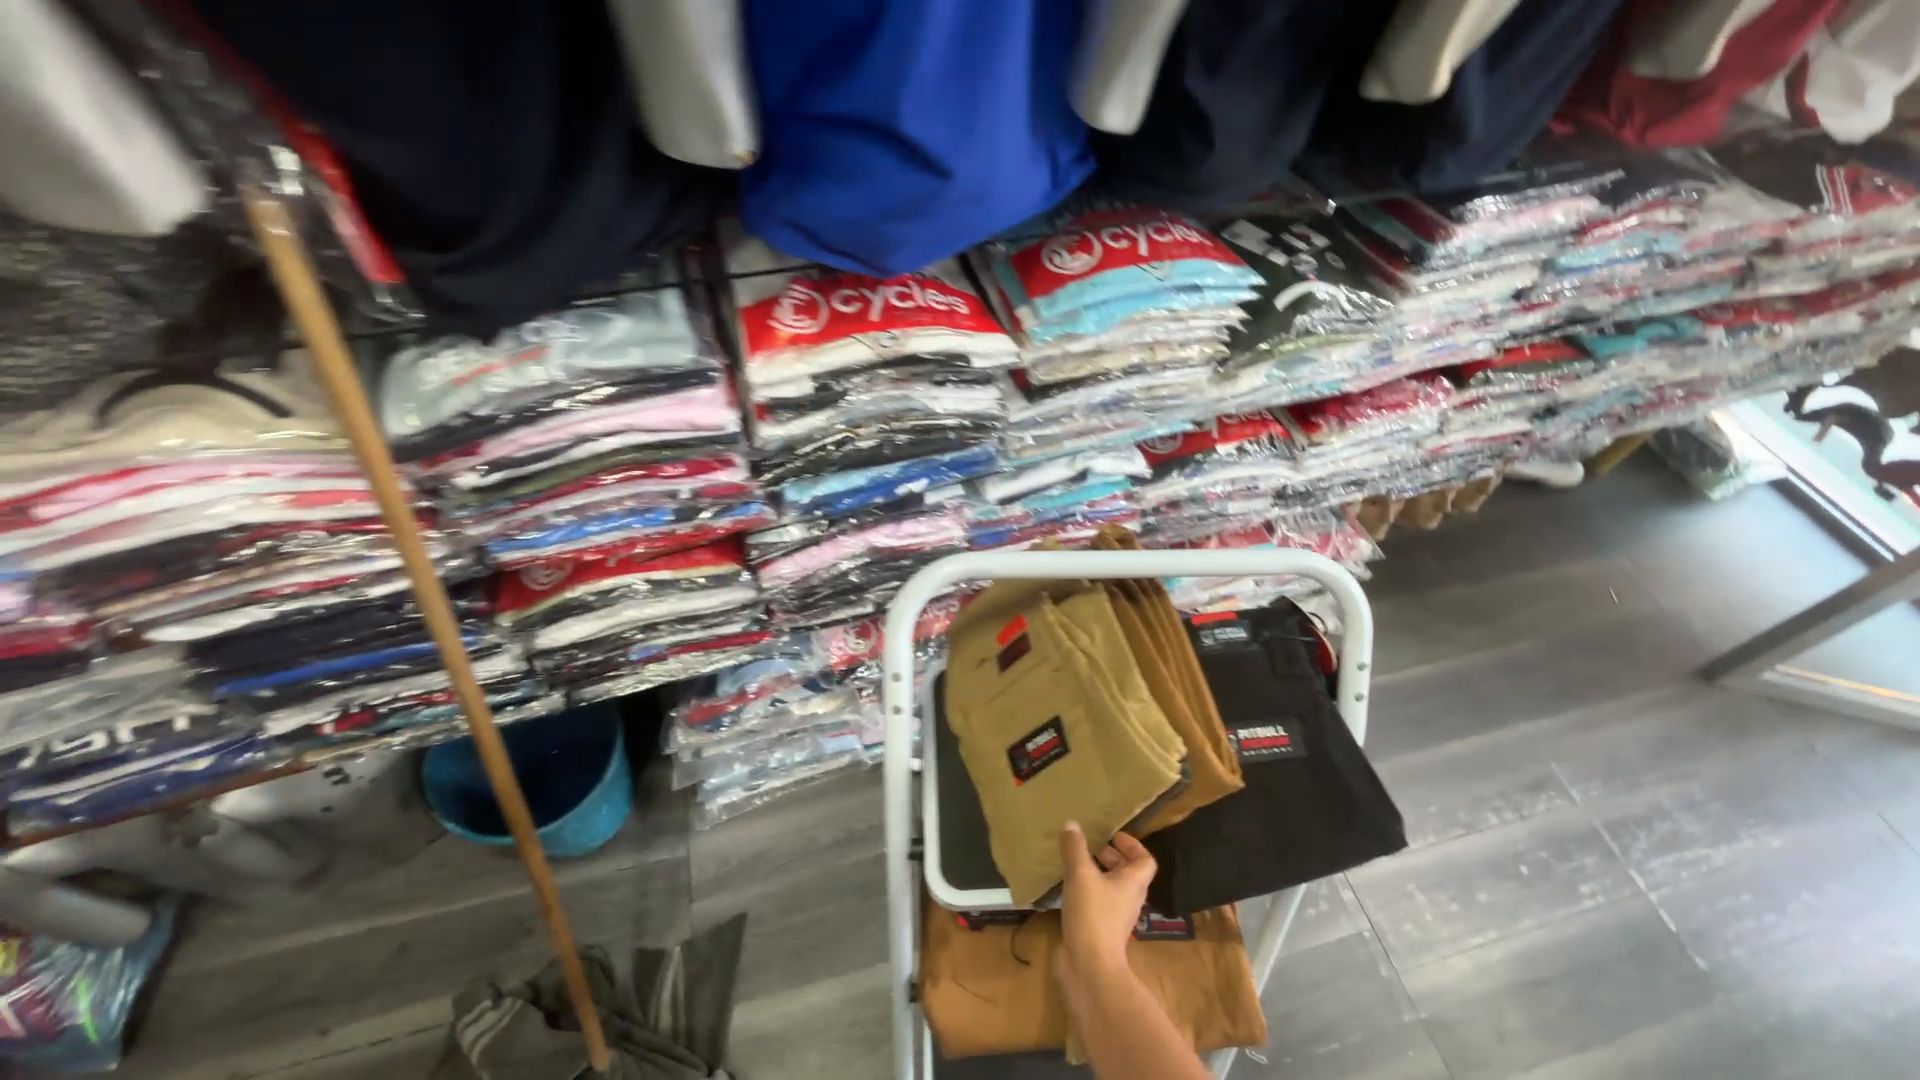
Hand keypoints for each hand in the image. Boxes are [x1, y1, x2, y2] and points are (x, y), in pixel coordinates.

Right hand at [1054, 821, 1154, 985]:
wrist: (1090, 965)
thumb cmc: (1093, 914)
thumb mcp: (1080, 875)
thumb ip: (1075, 848)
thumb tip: (1072, 824)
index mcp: (1133, 883)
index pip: (1145, 860)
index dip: (1132, 845)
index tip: (1112, 835)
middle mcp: (1129, 899)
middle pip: (1128, 873)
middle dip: (1111, 857)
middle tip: (1090, 847)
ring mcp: (1116, 917)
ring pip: (1112, 889)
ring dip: (1098, 874)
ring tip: (1076, 864)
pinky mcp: (1101, 930)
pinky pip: (1098, 903)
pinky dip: (1088, 892)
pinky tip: (1068, 889)